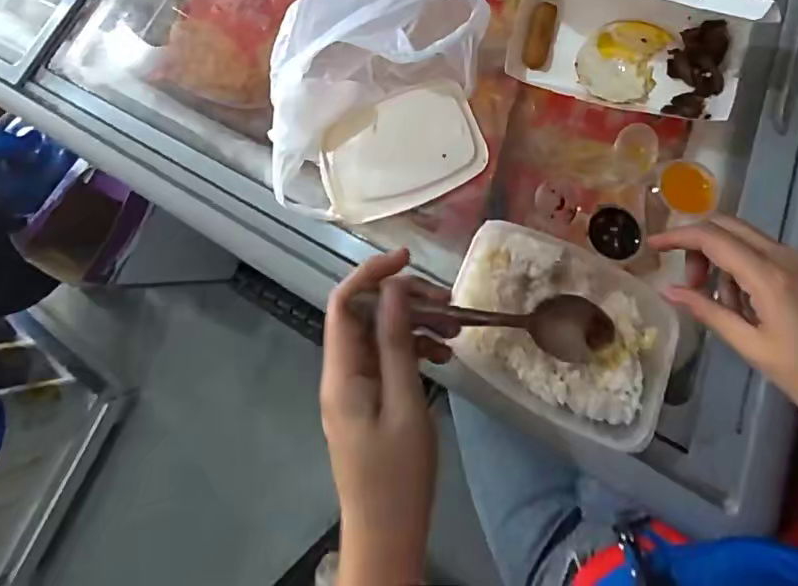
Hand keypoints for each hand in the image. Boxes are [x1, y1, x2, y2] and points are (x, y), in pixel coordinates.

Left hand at [321, 249, 454, 585]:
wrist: (386, 538)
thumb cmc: (397, 478)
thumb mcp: (405, 405)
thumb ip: (397, 344)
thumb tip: (394, 290)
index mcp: (341, 370)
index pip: (343, 302)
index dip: (371, 273)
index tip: (407, 259)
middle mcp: (341, 371)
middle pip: (365, 315)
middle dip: (404, 301)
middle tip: (448, 303)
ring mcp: (355, 386)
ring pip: (380, 335)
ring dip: (414, 324)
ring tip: (456, 329)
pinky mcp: (369, 399)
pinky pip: (387, 359)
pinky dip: (413, 349)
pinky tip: (443, 354)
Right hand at [647, 216, 797, 449]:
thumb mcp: (757, 350)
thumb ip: (710, 313)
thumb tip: (669, 291)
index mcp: (770, 274)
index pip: (710, 236)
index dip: (675, 236)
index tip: (650, 248)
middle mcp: (788, 259)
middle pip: (728, 226)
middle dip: (697, 243)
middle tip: (685, 279)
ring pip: (748, 240)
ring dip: (721, 257)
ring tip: (717, 302)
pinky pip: (768, 257)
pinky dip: (744, 268)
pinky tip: (745, 307)